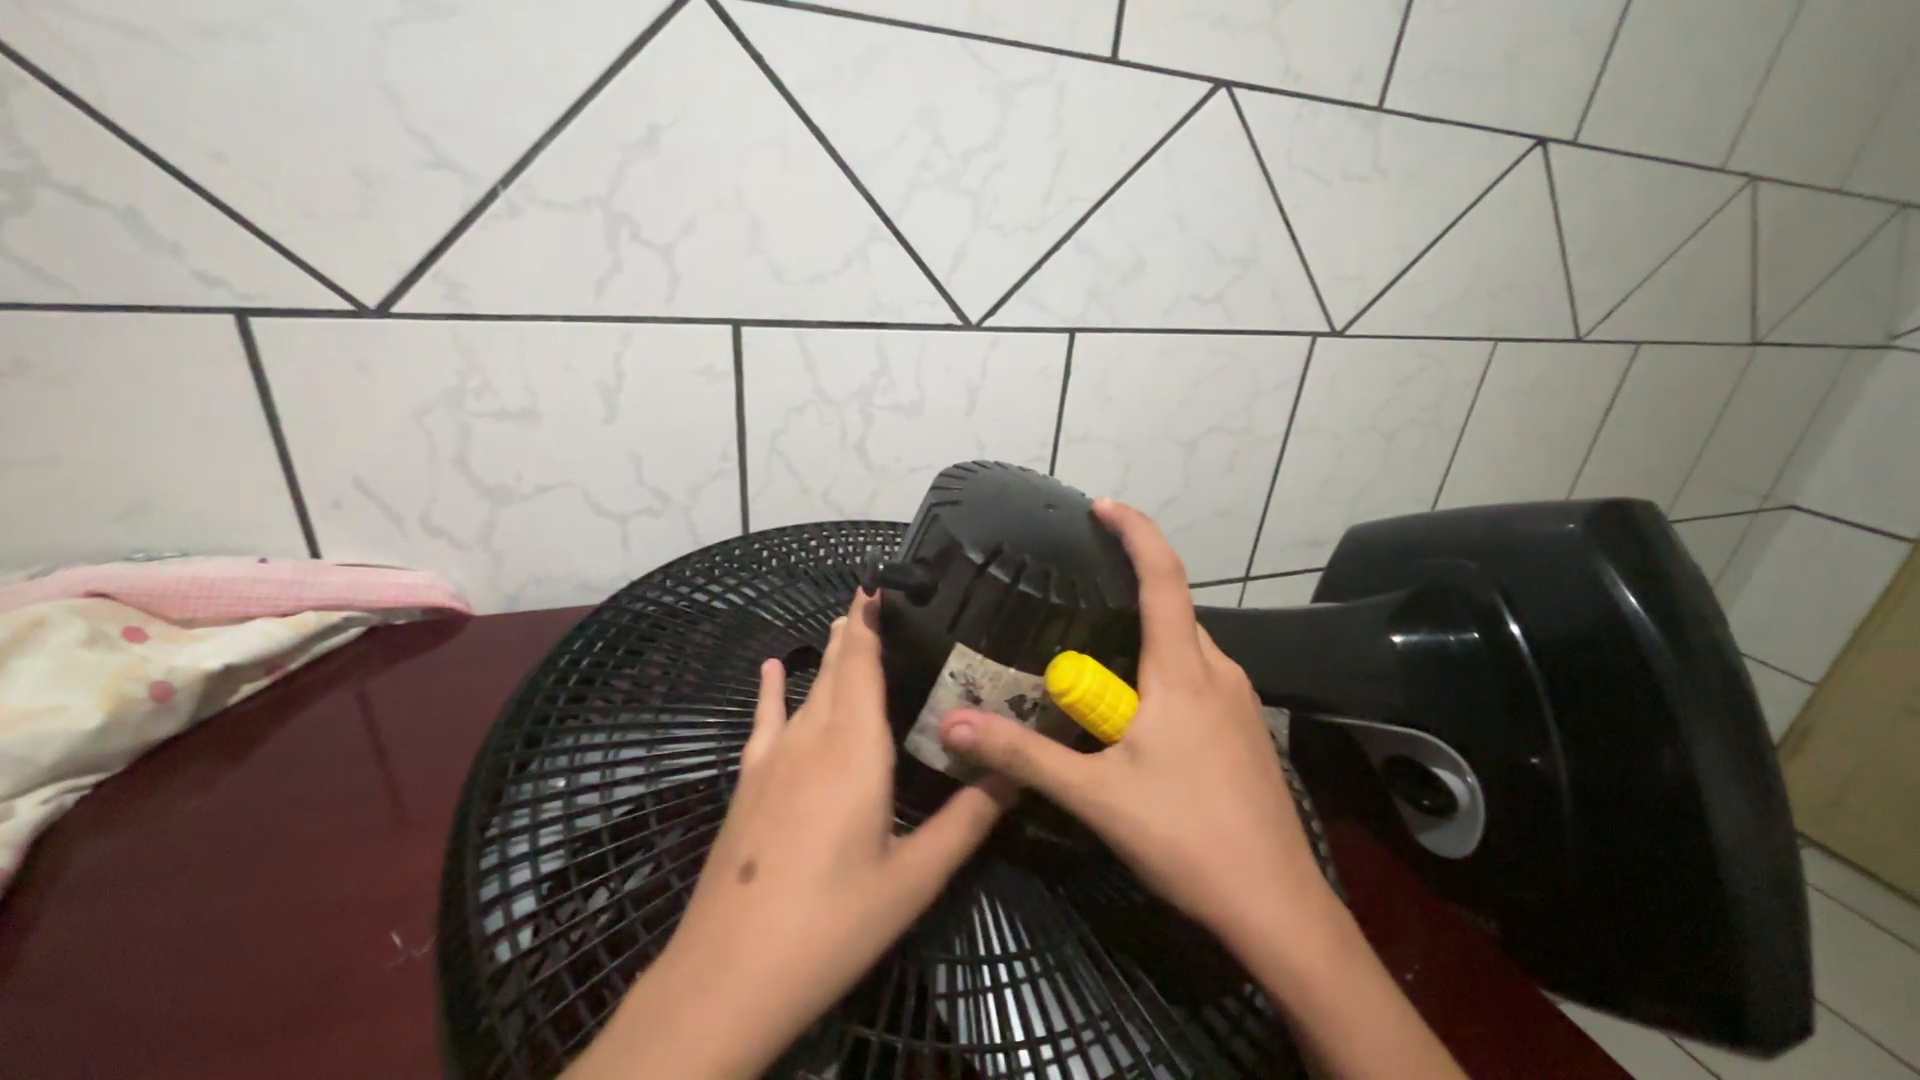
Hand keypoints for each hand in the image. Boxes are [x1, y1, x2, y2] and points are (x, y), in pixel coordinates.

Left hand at [565, 590, 1012, 1079]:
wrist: (730, 972)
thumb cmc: (834, 923)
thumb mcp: (916, 878)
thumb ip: (968, 820)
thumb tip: (1018, 773)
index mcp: (856, 751)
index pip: (866, 667)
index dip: (872, 623)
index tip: (882, 584)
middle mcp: (812, 739)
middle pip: (837, 669)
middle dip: (855, 630)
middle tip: (875, 596)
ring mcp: (772, 759)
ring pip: (807, 690)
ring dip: (829, 655)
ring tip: (845, 622)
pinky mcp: (748, 783)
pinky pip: (764, 720)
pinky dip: (772, 690)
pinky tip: (774, 668)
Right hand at [937, 498, 1332, 950]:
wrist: (1276, 905)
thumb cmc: (1187, 837)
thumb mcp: (1094, 796)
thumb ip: (1021, 755)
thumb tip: (951, 725)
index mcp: (1185, 671)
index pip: (1164, 577)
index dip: (1136, 532)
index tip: (1102, 507)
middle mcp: (1220, 674)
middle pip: (1174, 612)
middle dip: (1129, 596)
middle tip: (1073, 601)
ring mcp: (1242, 705)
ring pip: (1187, 652)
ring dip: (1145, 645)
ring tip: (1094, 666)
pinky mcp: (1248, 735)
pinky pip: (1201, 683)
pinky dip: (1165, 677)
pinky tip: (1138, 720)